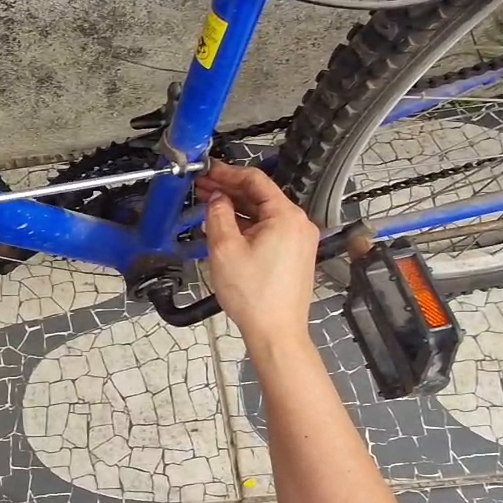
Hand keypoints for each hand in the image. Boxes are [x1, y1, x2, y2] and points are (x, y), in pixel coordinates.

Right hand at [196, 163, 319, 346]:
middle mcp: (298, 225)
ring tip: (210, 205)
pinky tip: (226, 226)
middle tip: (204, 187)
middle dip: (229, 190)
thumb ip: (218, 215)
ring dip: (237, 207)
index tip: (209, 171)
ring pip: (263, 213)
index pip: (255, 180)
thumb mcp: (225, 248)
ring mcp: (298, 240)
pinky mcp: (293, 255)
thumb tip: (216, 199)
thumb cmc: (255, 297)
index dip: (227, 173)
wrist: (275, 331)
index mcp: (286, 217)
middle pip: (260, 195)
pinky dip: (247, 224)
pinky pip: (268, 229)